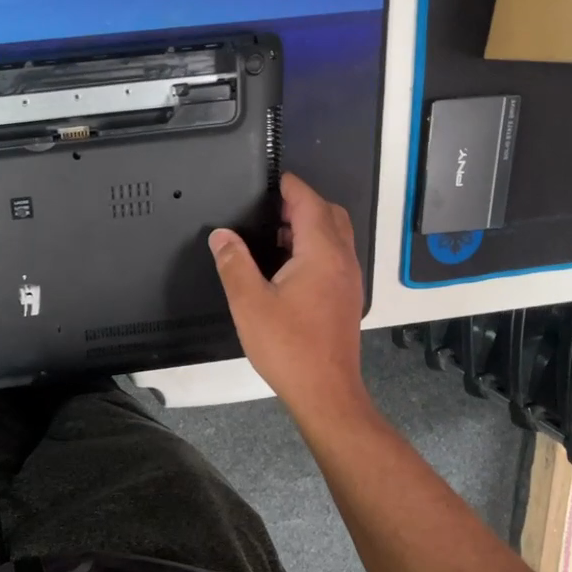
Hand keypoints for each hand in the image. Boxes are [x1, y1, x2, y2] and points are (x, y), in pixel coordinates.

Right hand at [210, 173, 368, 418]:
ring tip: (275, 236)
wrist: (325, 391)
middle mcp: (343, 260)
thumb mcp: (249, 303)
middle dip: (303, 204)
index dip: (290, 187)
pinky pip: (335, 258)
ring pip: (336, 237)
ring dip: (310, 228)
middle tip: (270, 209)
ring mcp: (350, 281)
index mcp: (321, 253)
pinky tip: (289, 269)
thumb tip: (221, 235)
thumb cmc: (288, 347)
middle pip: (330, 215)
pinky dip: (316, 249)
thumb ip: (234, 264)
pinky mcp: (347, 299)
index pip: (309, 203)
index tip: (271, 180)